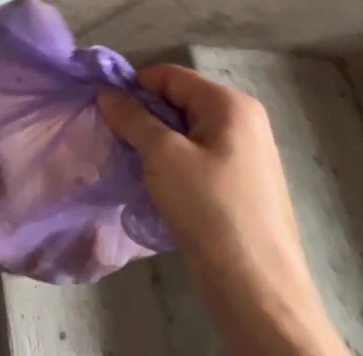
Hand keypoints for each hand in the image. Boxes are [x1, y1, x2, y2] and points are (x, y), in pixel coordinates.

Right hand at [100, 65, 345, 355]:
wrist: (256, 288)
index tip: (107, 114)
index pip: (168, 75)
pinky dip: (173, 164)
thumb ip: (132, 117)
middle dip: (144, 117)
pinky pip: (198, 157)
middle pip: (178, 101)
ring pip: (186, 132)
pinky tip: (160, 187)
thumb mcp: (162, 155)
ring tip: (137, 167)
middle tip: (119, 141)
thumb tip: (106, 93)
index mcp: (231, 105)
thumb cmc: (209, 209)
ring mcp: (247, 155)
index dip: (133, 88)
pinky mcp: (242, 185)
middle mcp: (245, 122)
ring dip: (156, 143)